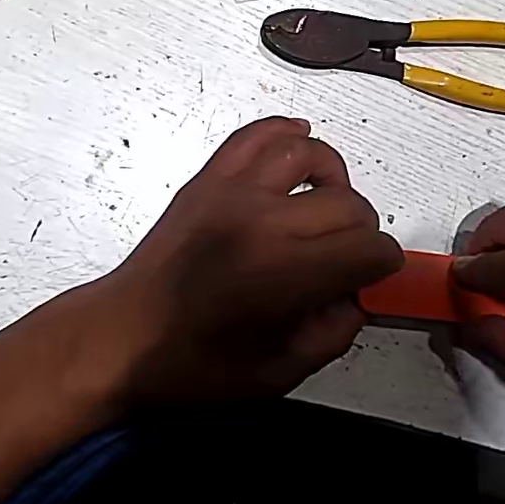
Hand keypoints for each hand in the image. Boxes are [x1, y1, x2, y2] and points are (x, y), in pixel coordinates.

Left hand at [90, 117, 402, 405]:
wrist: (121, 336)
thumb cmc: (191, 364)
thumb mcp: (278, 372)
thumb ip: (335, 332)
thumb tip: (356, 294)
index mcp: (283, 273)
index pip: (368, 248)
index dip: (383, 263)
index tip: (376, 272)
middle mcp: (261, 220)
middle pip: (347, 203)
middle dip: (363, 231)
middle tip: (349, 254)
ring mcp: (231, 192)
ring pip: (307, 154)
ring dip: (334, 177)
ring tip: (329, 202)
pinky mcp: (207, 180)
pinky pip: (253, 136)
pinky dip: (283, 131)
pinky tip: (299, 142)